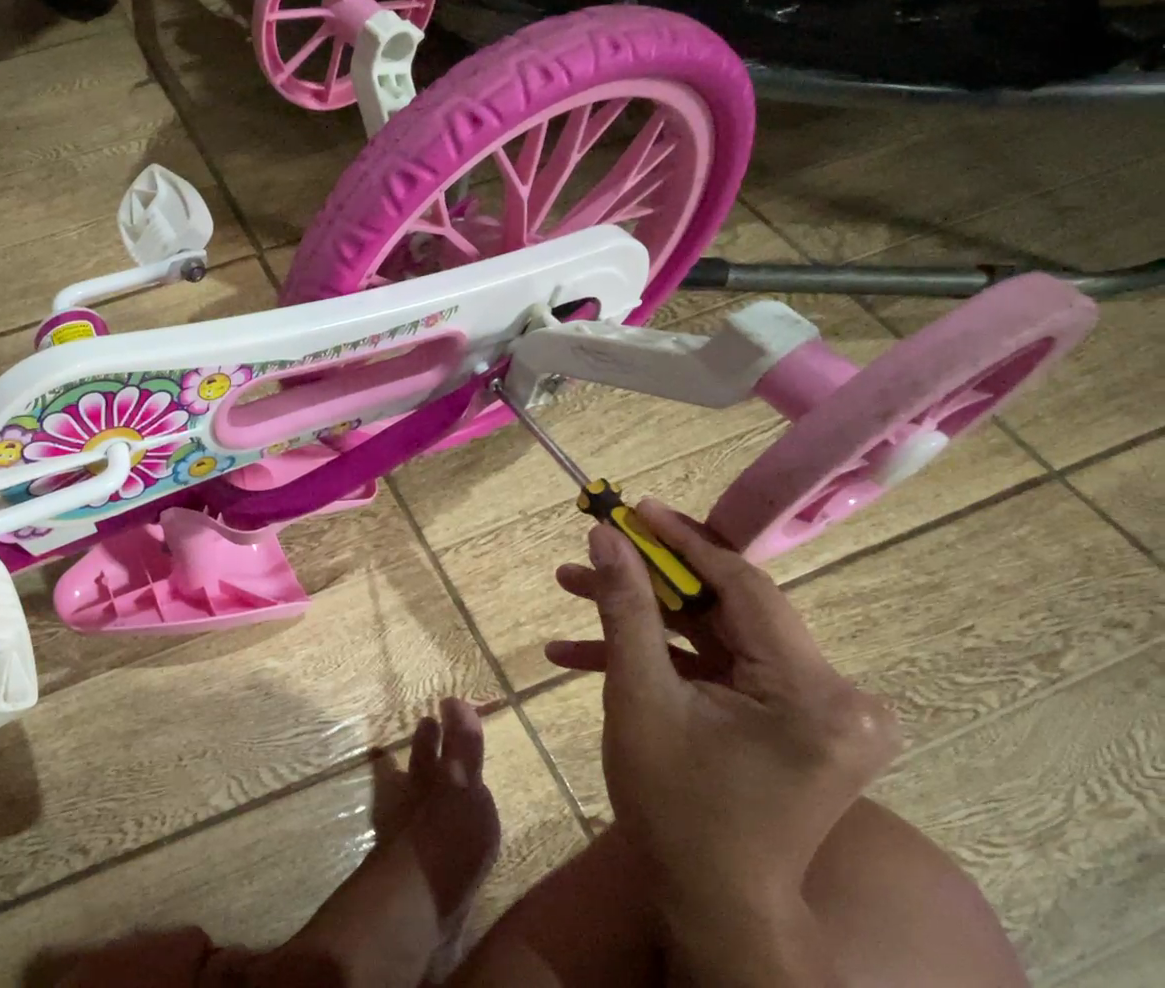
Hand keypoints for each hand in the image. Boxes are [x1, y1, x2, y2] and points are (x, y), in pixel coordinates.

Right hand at [545, 502, 899, 917]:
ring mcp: (824, 714)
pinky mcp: (801, 726)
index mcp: (815, 693)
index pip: (745, 588)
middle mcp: (841, 696)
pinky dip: (669, 662)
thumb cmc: (673, 808)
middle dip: (649, 585)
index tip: (630, 508)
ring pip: (722, 640)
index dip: (681, 543)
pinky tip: (593, 656)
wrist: (712, 903)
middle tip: (587, 557)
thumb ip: (624, 610)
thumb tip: (605, 537)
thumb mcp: (637, 699)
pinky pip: (728, 674)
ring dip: (648, 623)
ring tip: (571, 597)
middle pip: (731, 612)